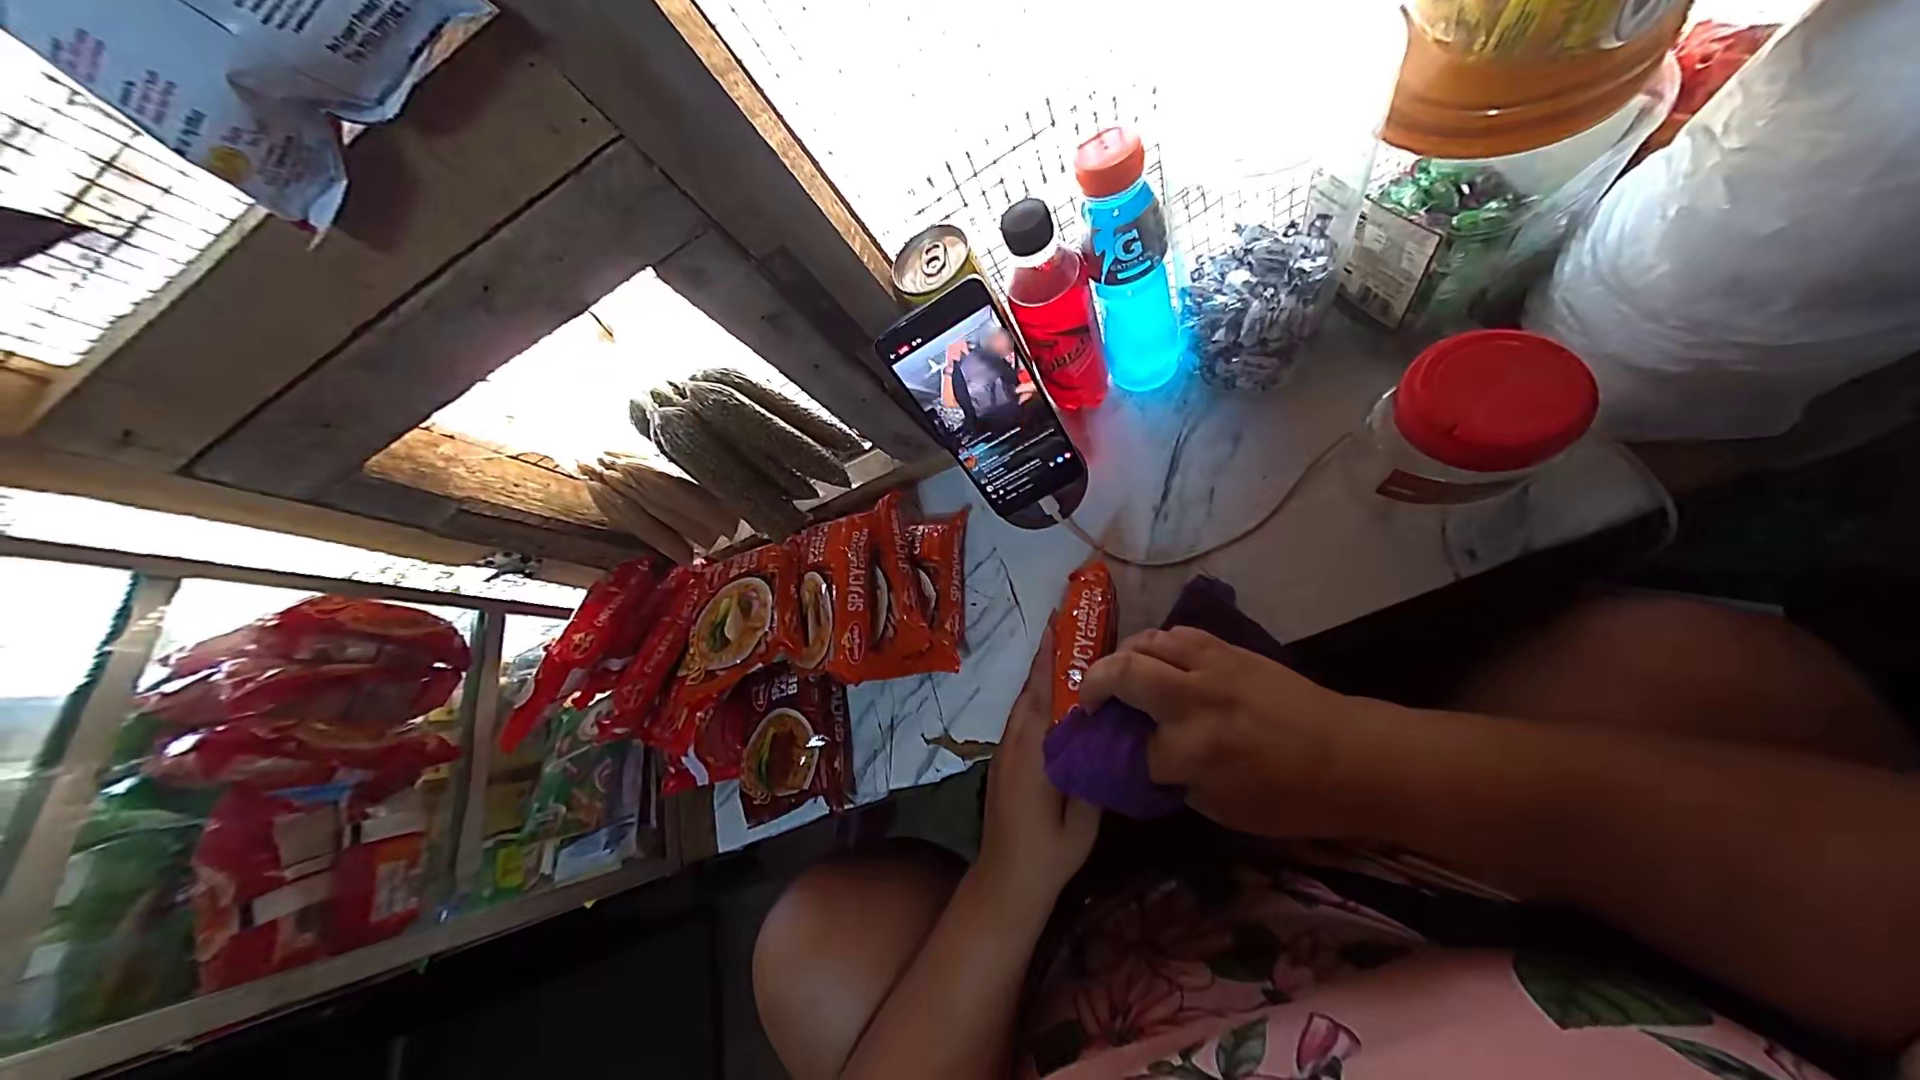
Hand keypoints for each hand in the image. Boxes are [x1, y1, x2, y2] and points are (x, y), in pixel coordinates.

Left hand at [977, 625, 1100, 910]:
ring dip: (1041, 676)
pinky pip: (1022, 718)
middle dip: (1047, 657)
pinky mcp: (1004, 761)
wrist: (1005, 882)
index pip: (1042, 695)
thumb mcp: (1083, 820)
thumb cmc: (1047, 855)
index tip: (1059, 625)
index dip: (1050, 659)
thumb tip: (1108, 735)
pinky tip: (1055, 697)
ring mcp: (1005, 752)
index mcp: (1032, 753)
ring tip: (1066, 651)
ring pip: (1024, 703)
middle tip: (1069, 627)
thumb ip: (1093, 775)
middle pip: (1030, 691)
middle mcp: (1014, 744)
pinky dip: (1036, 698)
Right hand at [1079, 626, 1358, 836]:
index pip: (1132, 751)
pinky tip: (1157, 661)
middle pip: (1122, 674)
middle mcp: (1193, 701)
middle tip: (1089, 703)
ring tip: (1118, 675)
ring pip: (1145, 642)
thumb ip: (1177, 782)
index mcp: (1192, 751)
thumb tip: (1149, 763)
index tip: (1111, 763)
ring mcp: (1211, 668)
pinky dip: (1155, 645)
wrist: (1354, 756)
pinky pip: (1177, 635)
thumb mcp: (1225, 810)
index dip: (1117, 760)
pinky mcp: (1229, 650)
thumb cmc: (1293, 797)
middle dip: (1093, 687)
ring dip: (1120, 658)